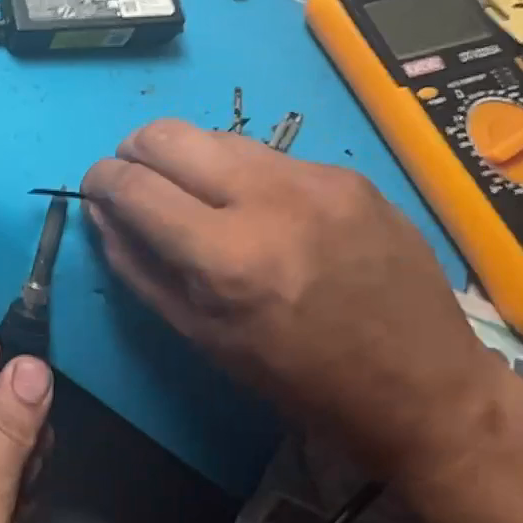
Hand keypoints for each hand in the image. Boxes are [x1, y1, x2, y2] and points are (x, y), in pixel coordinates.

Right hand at [82, 120, 507, 476]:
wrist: (426, 387)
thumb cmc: (300, 377)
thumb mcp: (202, 336)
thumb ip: (138, 266)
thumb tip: (100, 210)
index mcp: (229, 259)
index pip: (134, 186)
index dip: (100, 180)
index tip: (95, 188)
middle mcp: (269, 201)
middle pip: (166, 135)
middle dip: (134, 152)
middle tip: (136, 180)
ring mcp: (314, 179)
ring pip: (213, 134)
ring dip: (187, 158)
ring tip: (196, 195)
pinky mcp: (345, 174)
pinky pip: (266, 155)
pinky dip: (241, 175)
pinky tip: (261, 211)